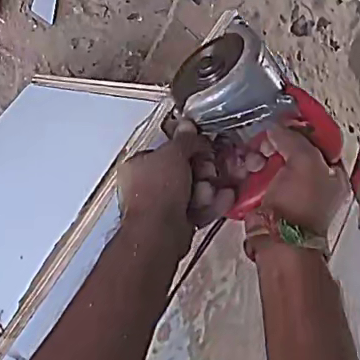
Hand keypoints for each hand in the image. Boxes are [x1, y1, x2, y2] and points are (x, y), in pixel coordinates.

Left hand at [119, 118, 236, 228]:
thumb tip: (189, 127)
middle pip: (183, 170)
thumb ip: (185, 139)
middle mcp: (146, 184)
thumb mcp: (173, 154)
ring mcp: (160, 204)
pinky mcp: (175, 222)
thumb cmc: (157, 191)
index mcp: (137, 164)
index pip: (166, 150)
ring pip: (192, 190)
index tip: (203, 148)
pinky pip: (197, 208)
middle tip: (208, 170)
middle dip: (201, 170)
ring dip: (206, 188)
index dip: (187, 148)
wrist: (159, 232)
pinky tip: (223, 199)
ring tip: (208, 191)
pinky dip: (210, 205)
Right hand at [241, 124, 349, 252]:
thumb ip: (294, 139)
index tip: (282, 121)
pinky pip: (256, 177)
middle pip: (290, 149)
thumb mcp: (305, 163)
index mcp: (332, 173)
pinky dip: (249, 172)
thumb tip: (276, 130)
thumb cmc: (300, 206)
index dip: (300, 128)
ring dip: (258, 158)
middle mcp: (312, 181)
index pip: (318, 140)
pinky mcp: (268, 199)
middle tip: (265, 146)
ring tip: (253, 164)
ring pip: (270, 161)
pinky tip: (245, 171)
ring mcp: (289, 191)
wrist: (277, 239)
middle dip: (274, 144)